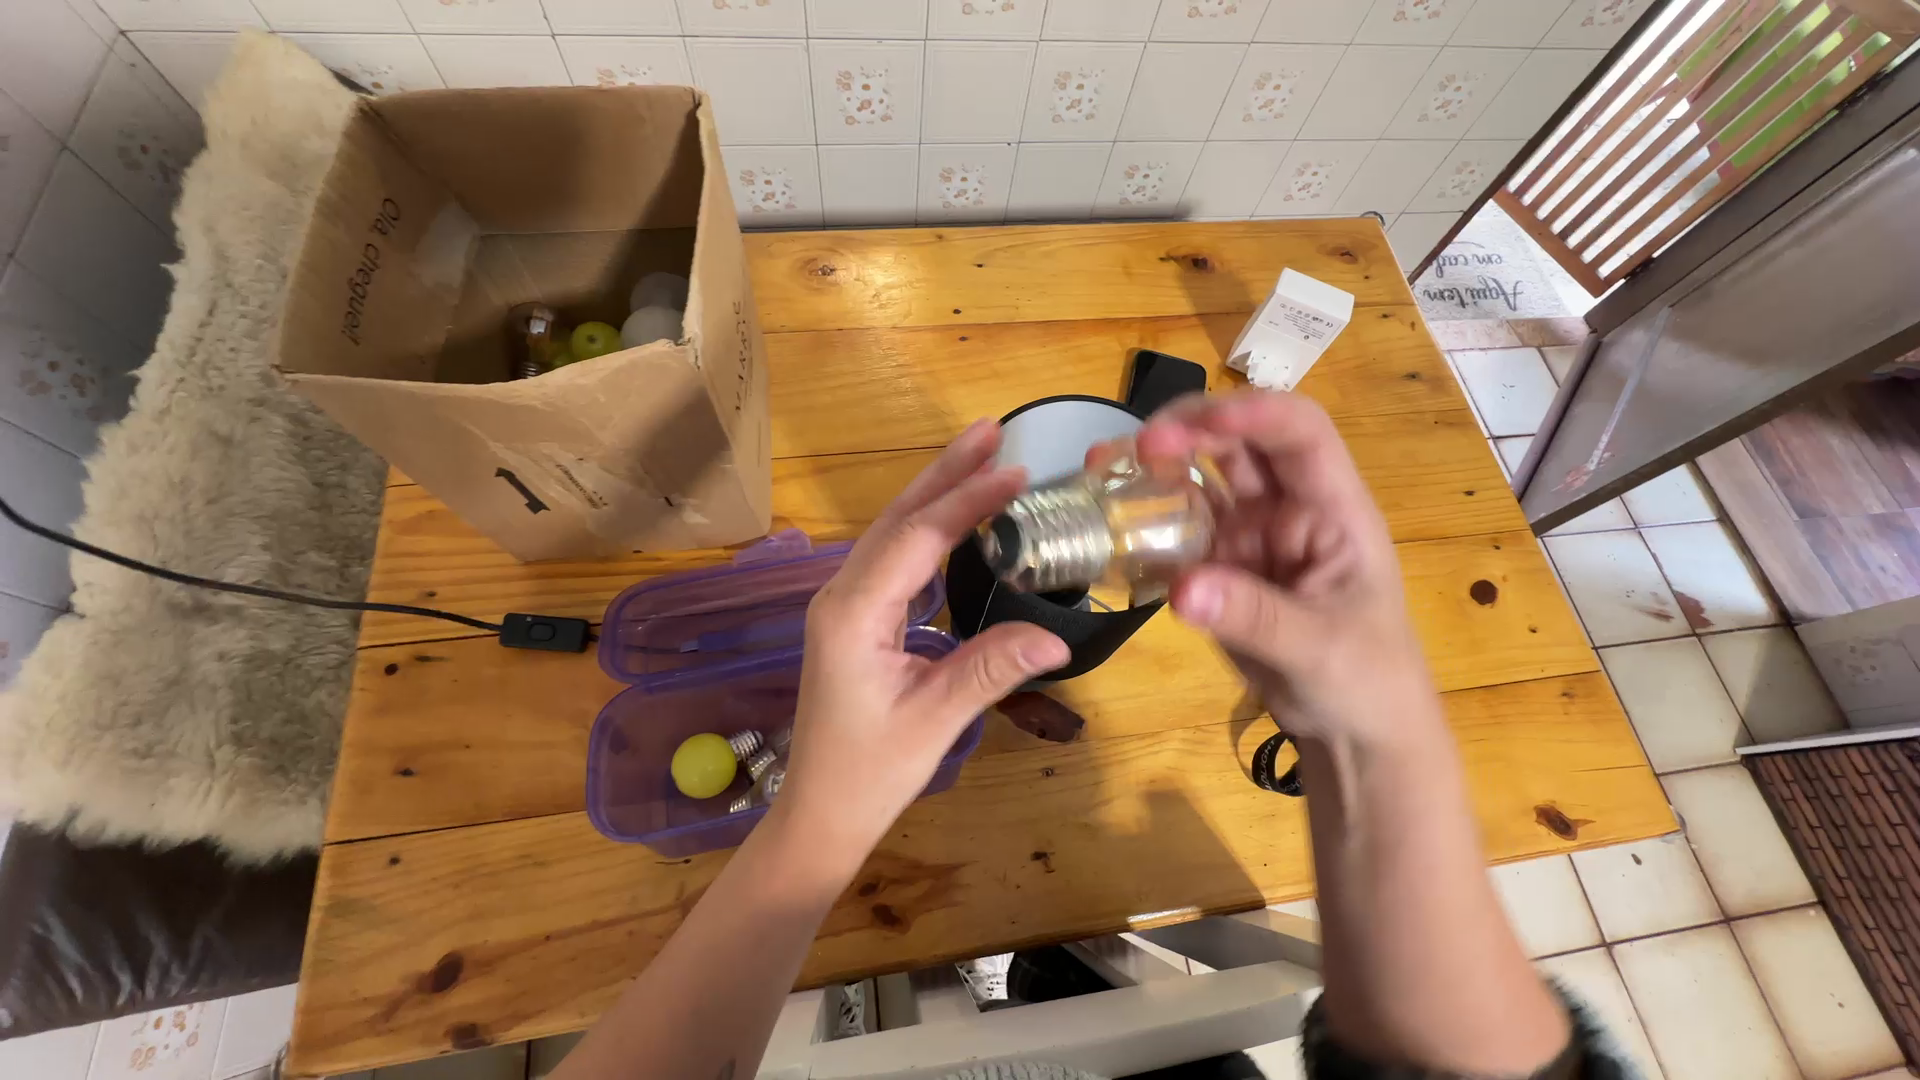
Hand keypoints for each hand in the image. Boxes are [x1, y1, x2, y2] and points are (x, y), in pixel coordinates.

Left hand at [779, 420, 1069, 860]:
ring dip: (935, 493)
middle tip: (990, 429)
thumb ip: (991, 668)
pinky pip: (892, 558)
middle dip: (944, 472)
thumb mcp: (935, 720)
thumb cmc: (870, 772)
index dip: (966, 500)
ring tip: (978, 457)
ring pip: (892, 533)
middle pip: (897, 518)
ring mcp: (844, 604)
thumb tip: (1059, 637)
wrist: (820, 811)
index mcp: (853, 613)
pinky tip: (953, 520)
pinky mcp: (854, 618)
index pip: (917, 538)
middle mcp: (841, 595)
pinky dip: (927, 529)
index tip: (1015, 470)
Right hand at [1132, 390, 1439, 744]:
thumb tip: (1181, 588)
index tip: (1191, 428)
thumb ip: (1252, 616)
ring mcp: (1248, 536)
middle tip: (1136, 446)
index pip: (1299, 433)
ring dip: (1155, 466)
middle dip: (1189, 428)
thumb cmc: (1364, 683)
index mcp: (1333, 509)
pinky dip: (1142, 518)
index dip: (1251, 413)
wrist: (1351, 732)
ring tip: (1102, 464)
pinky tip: (1107, 513)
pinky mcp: (1216, 567)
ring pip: (1200, 479)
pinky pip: (1174, 529)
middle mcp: (1287, 509)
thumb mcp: (1319, 650)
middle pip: (1239, 442)